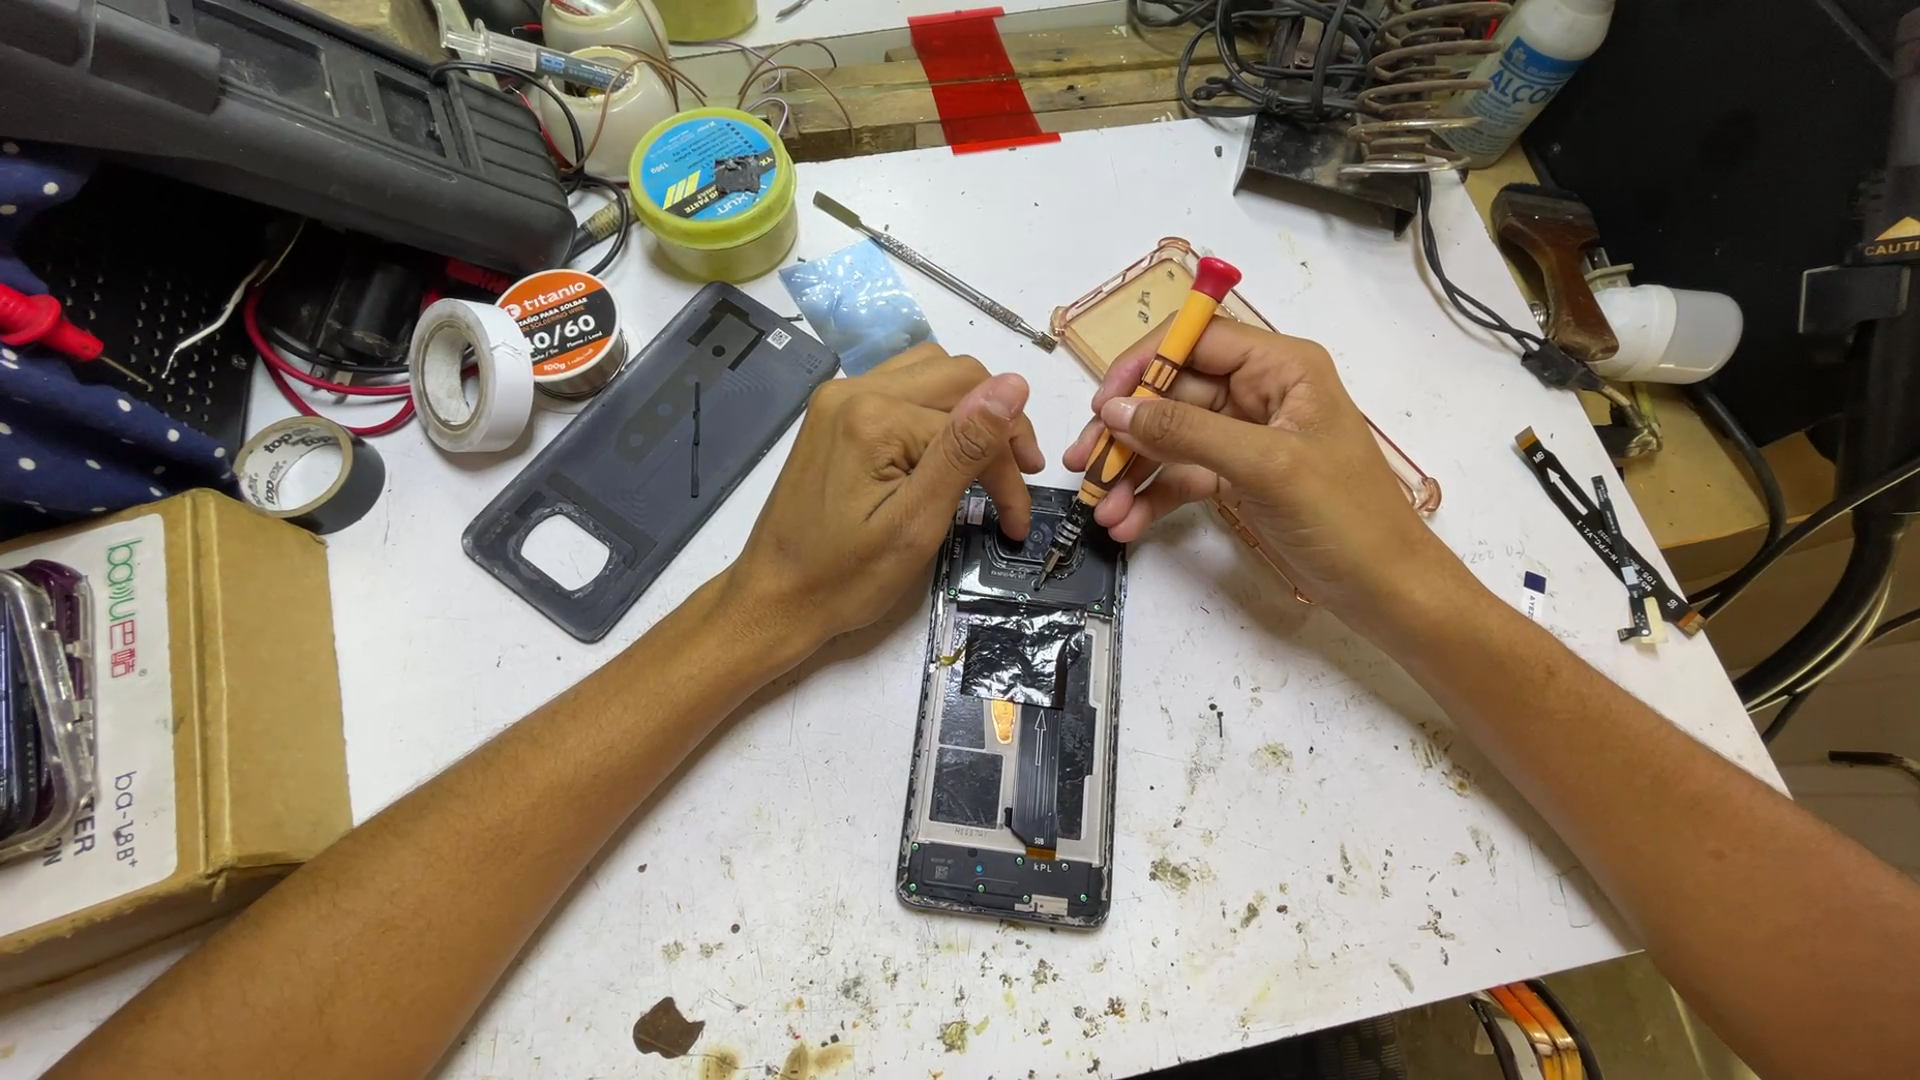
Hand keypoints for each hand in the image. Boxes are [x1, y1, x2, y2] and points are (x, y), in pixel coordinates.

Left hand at [725, 345, 1042, 661]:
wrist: (774, 598)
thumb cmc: (844, 579)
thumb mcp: (916, 523)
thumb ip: (965, 450)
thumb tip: (1014, 385)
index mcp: (874, 416)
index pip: (971, 424)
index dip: (1007, 472)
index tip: (1018, 523)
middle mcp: (854, 389)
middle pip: (957, 377)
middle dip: (999, 428)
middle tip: (1018, 481)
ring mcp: (839, 398)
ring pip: (932, 374)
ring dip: (969, 412)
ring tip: (986, 464)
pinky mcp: (834, 414)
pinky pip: (900, 388)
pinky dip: (934, 412)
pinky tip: (941, 451)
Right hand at [1062, 319, 1461, 634]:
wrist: (1385, 588)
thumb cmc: (1344, 515)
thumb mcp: (1264, 465)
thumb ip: (1188, 432)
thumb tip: (1116, 411)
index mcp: (1279, 367)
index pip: (1195, 341)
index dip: (1142, 366)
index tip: (1102, 405)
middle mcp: (1258, 393)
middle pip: (1171, 394)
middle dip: (1125, 431)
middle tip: (1082, 463)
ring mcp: (1244, 438)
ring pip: (1169, 440)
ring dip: (1131, 472)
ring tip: (1100, 508)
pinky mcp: (1236, 478)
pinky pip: (1181, 477)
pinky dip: (1152, 498)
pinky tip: (1127, 524)